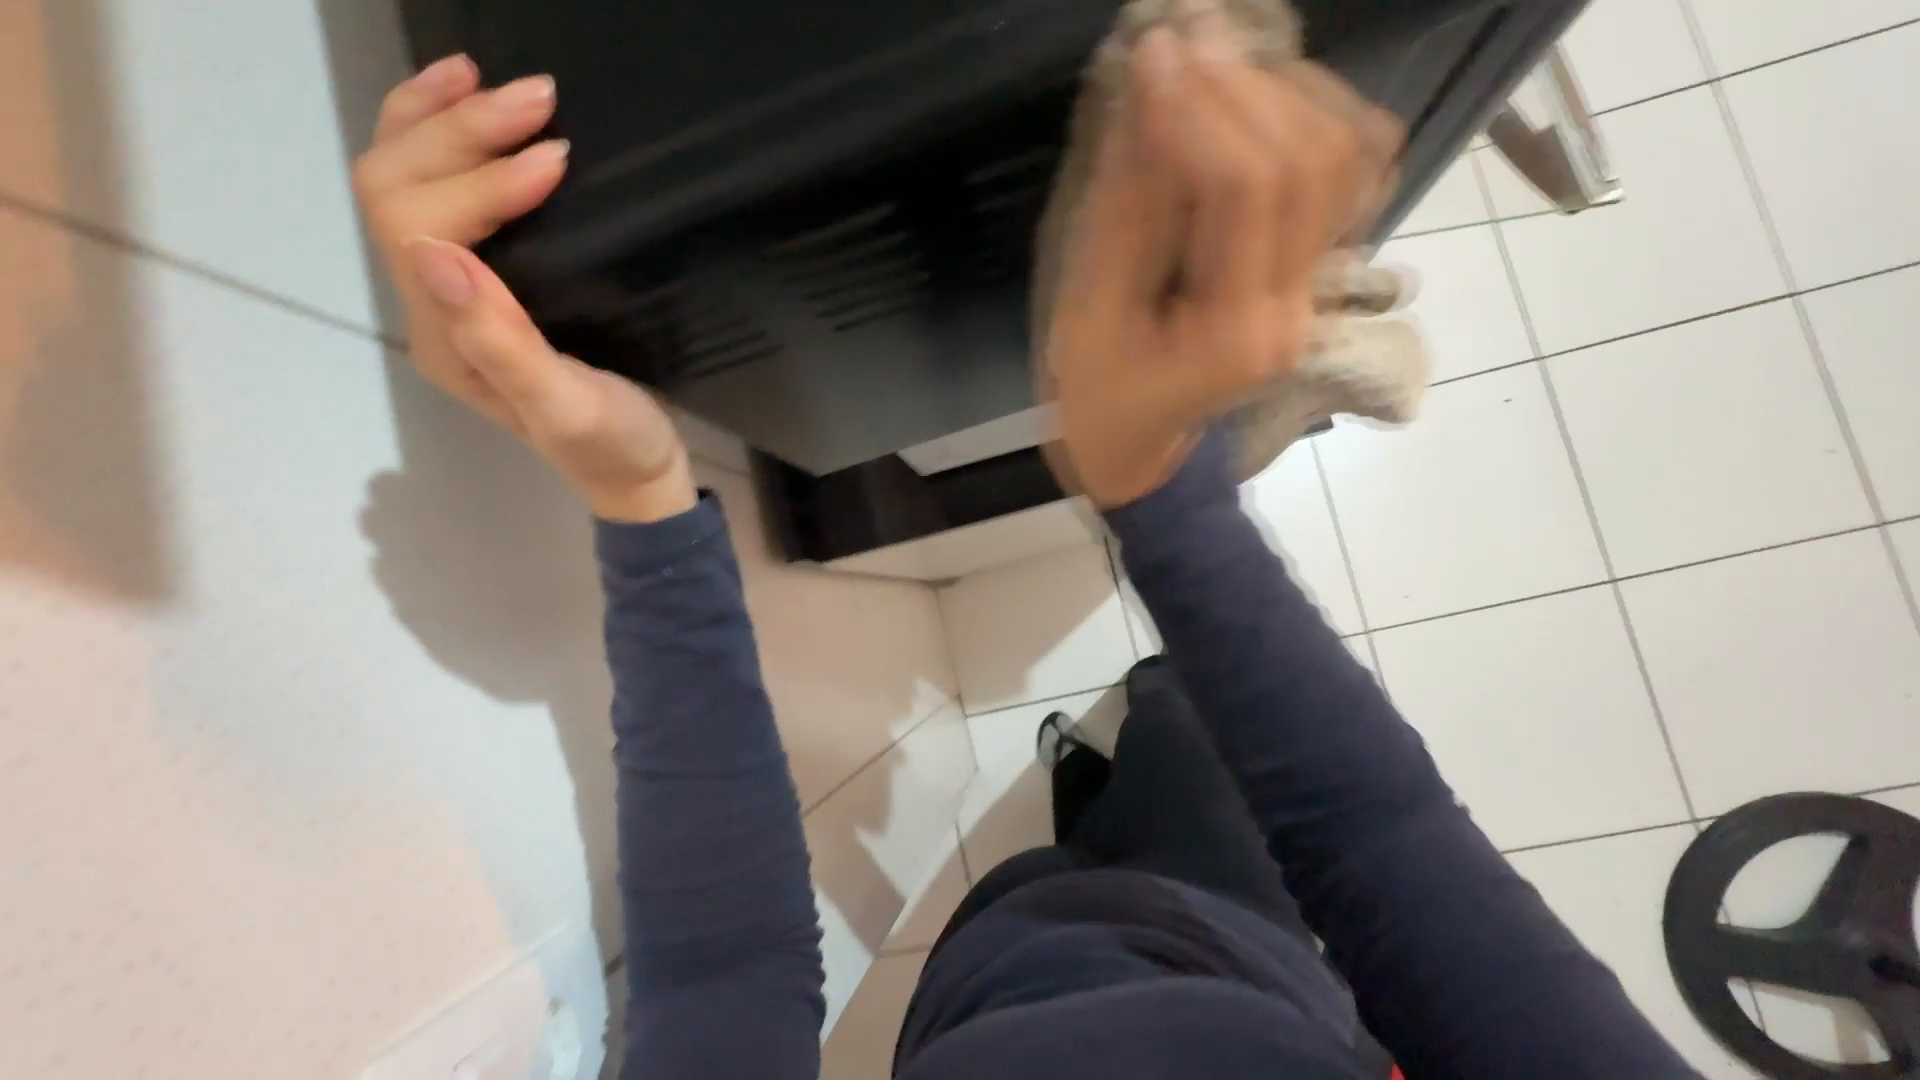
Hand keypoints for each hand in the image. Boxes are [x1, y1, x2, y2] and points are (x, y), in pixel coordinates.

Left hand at [354, 55, 695, 522]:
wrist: (634, 471)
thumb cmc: (612, 446)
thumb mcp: (566, 408)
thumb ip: (501, 344)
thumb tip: (436, 253)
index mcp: (447, 337)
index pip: (423, 225)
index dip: (480, 179)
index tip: (555, 158)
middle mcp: (433, 307)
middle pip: (397, 188)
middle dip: (456, 131)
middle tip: (535, 96)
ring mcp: (452, 294)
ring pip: (402, 181)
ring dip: (436, 120)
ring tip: (484, 77)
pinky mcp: (484, 284)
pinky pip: (438, 196)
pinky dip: (448, 143)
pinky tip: (479, 116)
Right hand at [1046, 25, 1401, 506]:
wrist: (1140, 452)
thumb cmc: (1098, 401)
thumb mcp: (1088, 314)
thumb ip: (1122, 208)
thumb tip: (1145, 96)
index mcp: (1235, 333)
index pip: (1245, 191)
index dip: (1198, 110)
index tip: (1150, 55)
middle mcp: (1298, 306)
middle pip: (1312, 161)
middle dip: (1245, 85)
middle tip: (1182, 38)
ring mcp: (1317, 288)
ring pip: (1347, 157)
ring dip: (1285, 91)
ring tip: (1215, 60)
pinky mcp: (1312, 271)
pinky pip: (1344, 174)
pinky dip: (1309, 118)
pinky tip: (1255, 99)